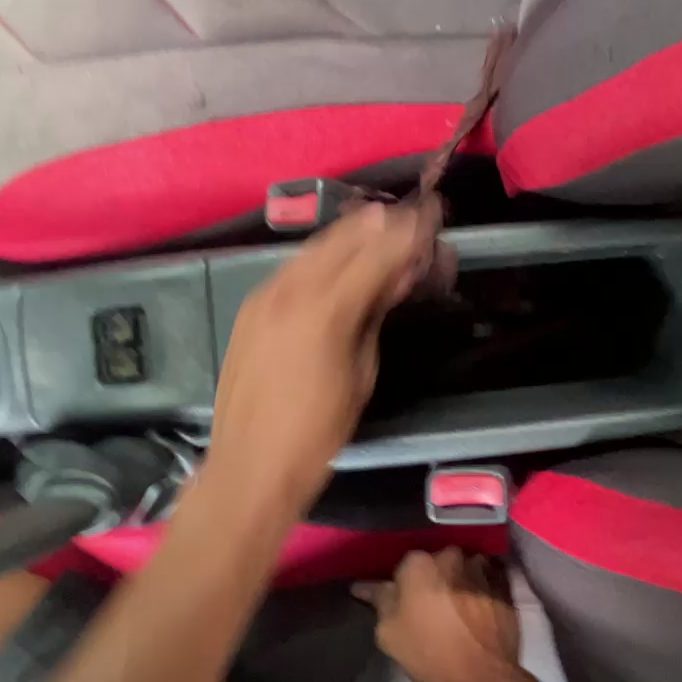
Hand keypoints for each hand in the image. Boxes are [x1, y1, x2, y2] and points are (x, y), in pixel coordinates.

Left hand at [205, 200, 443, 512]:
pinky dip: (321, 256)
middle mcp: (290, 290)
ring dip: (349, 234)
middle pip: (343, 239)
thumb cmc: (316, 434)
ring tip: (380, 223)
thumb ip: (375, 317)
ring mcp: (264, 297)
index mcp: (325, 310)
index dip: (409, 232)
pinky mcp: (249, 310)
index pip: (376, 254)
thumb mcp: (361, 376)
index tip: (433, 214)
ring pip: (313, 248)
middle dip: (380, 223)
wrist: (248, 467)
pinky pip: (291, 269)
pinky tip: (338, 258)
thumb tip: (397, 279)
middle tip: (411, 214)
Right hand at [357, 549, 530, 681]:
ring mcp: (482, 567)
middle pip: (438, 562)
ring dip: (461, 581)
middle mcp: (452, 555)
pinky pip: (488, 578)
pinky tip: (479, 609)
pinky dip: (483, 588)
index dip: (405, 586)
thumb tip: (362, 585)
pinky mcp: (505, 583)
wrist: (482, 677)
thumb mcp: (389, 632)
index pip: (406, 566)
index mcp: (419, 562)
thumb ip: (379, 599)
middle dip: (435, 579)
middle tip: (434, 606)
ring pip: (465, 567)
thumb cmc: (428, 652)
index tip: (407, 605)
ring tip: (460, 609)